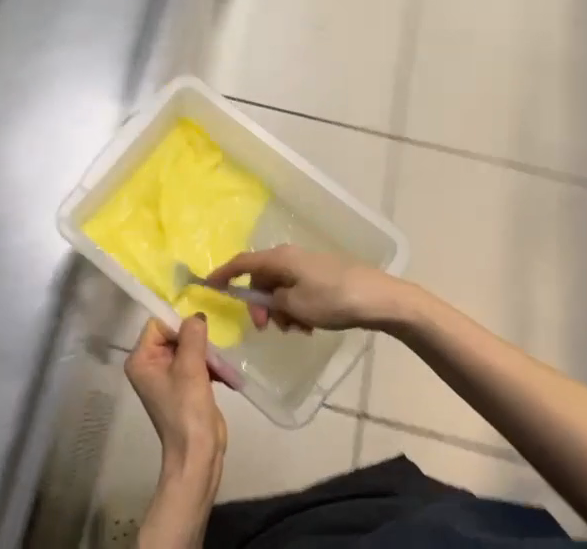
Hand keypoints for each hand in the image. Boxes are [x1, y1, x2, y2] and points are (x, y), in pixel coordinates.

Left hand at [124, 316, 226, 479]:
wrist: (198, 453)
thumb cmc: (187, 409)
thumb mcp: (190, 367)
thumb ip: (192, 335)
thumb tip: (197, 314)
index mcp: (140, 360)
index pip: (158, 324)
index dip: (179, 325)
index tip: (199, 334)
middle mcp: (149, 365)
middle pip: (173, 334)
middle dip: (195, 339)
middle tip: (213, 348)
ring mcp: (167, 376)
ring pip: (188, 348)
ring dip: (206, 353)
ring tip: (220, 363)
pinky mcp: (184, 385)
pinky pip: (195, 363)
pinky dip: (209, 365)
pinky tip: (223, 374)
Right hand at [206, 245, 408, 331]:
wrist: (378, 298)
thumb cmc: (333, 299)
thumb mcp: (295, 305)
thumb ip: (273, 302)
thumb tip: (267, 299)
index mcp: (279, 259)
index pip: (242, 263)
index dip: (223, 274)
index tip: (208, 286)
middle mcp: (290, 257)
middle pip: (262, 279)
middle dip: (260, 305)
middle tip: (267, 328)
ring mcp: (307, 266)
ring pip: (280, 289)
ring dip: (281, 311)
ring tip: (297, 330)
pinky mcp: (322, 277)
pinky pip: (297, 292)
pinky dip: (296, 309)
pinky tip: (310, 327)